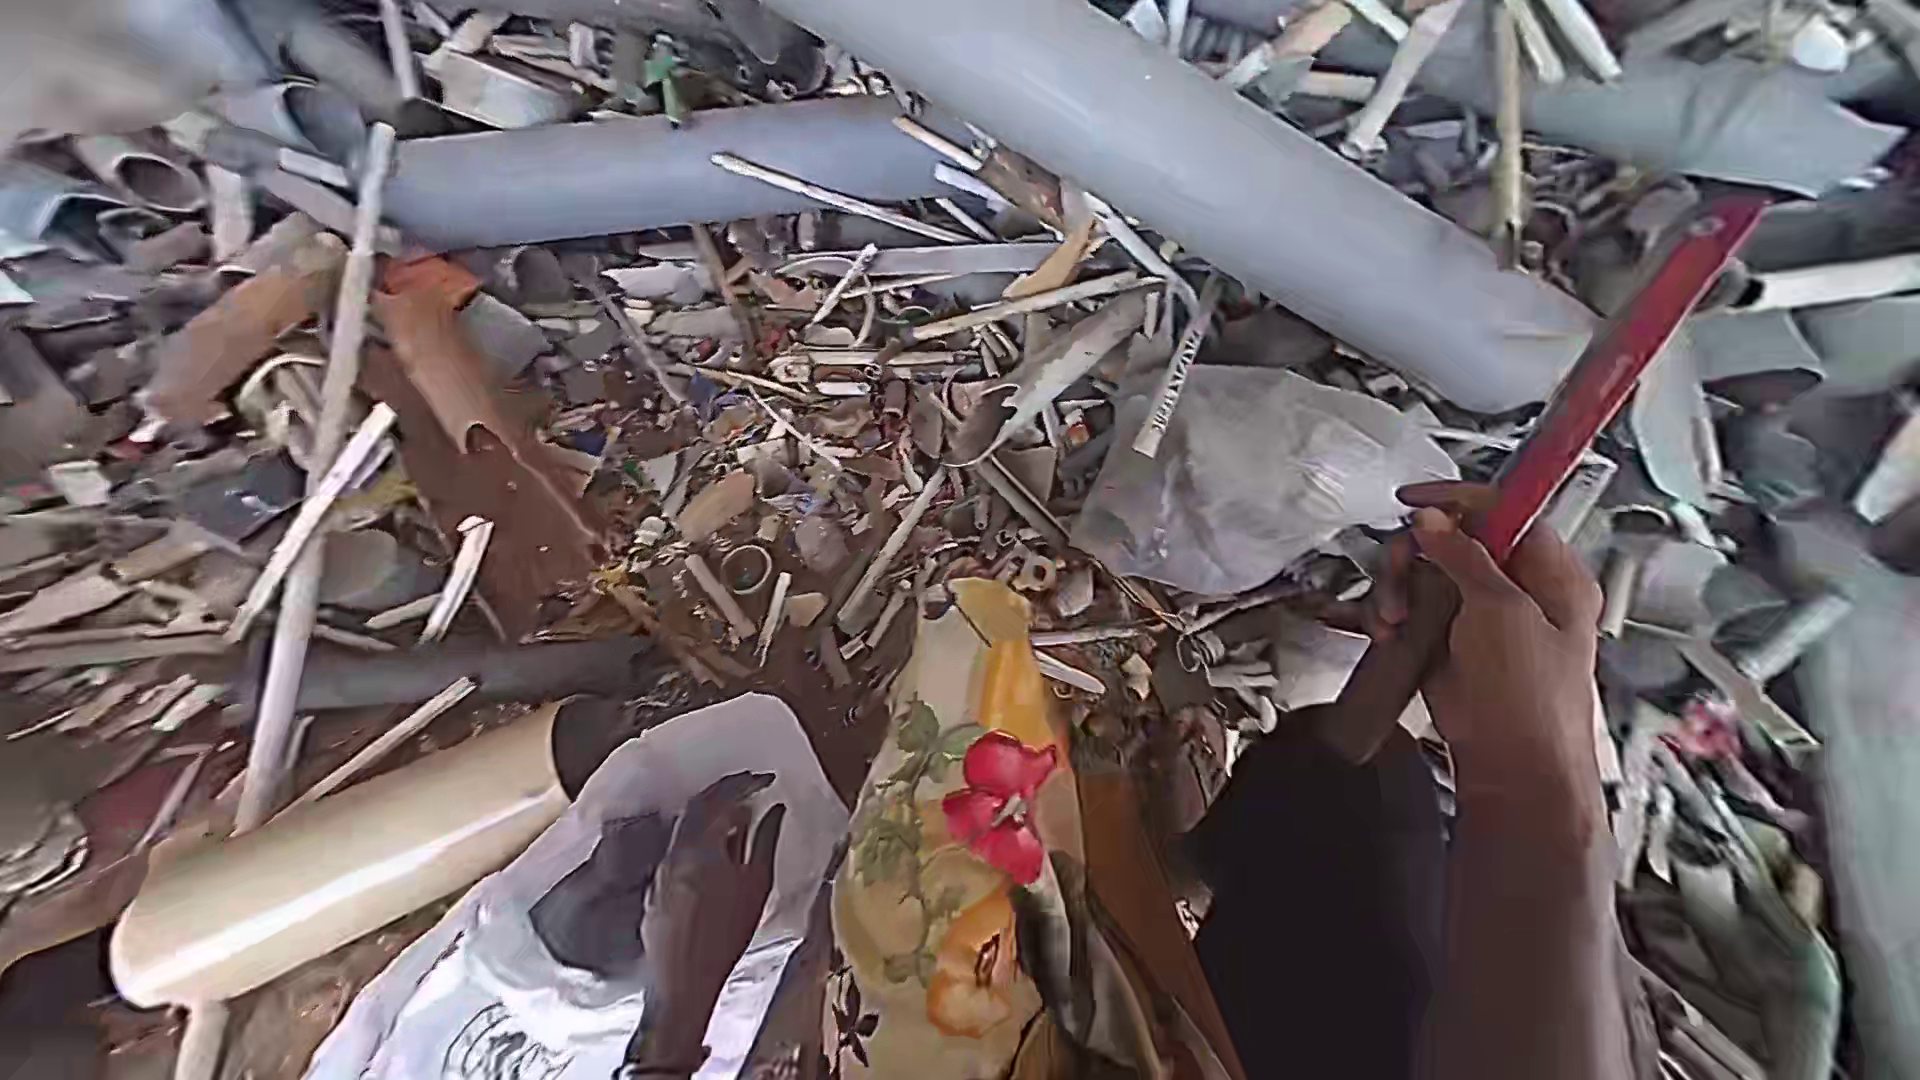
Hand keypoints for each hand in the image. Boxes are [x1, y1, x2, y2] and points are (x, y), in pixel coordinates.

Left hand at [634, 772, 785, 1067]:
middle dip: (726, 789)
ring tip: (740, 810)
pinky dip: (701, 831)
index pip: (719, 797)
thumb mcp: (757, 883)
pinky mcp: (657, 884)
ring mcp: (661, 868)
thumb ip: (766, 839)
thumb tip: (775, 808)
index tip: (767, 779)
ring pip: (686, 823)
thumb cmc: (726, 936)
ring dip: (713, 809)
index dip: (745, 783)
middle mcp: (673, 851)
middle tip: (752, 784)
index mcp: (698, 847)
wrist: (683, 987)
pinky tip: (719, 841)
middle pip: (698, 804)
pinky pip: (679, 843)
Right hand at [1396, 483, 1604, 819]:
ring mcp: (1470, 611)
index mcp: (1546, 573)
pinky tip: (1380, 630)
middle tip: (1397, 575)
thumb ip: (1464, 557)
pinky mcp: (1440, 633)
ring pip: (1416, 573)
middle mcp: (1508, 586)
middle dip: (1411, 558)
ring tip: (1391, 621)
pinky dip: (1384, 614)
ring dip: (1392, 591)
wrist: (1508, 754)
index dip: (1458, 499)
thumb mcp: (1500, 612)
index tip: (1412, 500)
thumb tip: (1431, 518)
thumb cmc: (1526, 688)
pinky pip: (1403, 606)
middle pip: (1445, 542)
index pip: (1504, 512)